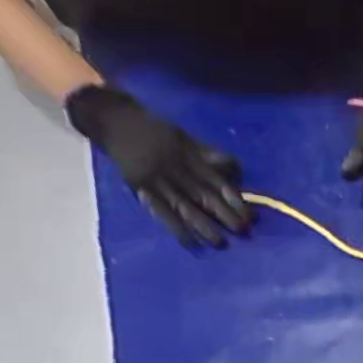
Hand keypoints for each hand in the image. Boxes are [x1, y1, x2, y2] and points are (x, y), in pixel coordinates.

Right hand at [65, 85, 250, 247]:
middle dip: (225, 215)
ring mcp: (158, 179)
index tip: (249, 216)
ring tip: (220, 243)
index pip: (216, 181)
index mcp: (188, 156)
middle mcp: (176, 168)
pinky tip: (190, 244)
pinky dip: (176, 229)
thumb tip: (235, 169)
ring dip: (204, 226)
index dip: (234, 199)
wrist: (113, 118)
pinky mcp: (141, 188)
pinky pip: (161, 212)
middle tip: (243, 232)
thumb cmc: (155, 131)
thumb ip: (208, 155)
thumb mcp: (184, 137)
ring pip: (185, 206)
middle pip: (204, 196)